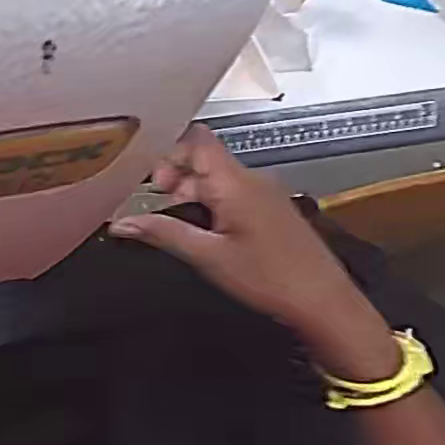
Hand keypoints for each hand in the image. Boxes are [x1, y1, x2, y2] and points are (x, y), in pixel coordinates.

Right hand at [110, 124, 395, 378]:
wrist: (325, 303)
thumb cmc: (267, 278)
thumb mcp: (207, 256)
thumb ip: (162, 233)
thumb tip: (119, 223)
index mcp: (234, 182)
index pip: (197, 141)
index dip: (168, 151)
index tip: (148, 181)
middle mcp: (250, 179)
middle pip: (202, 160)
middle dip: (172, 178)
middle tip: (153, 207)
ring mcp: (263, 193)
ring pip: (214, 178)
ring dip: (189, 194)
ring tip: (171, 224)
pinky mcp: (269, 209)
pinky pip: (230, 193)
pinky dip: (208, 204)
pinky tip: (199, 231)